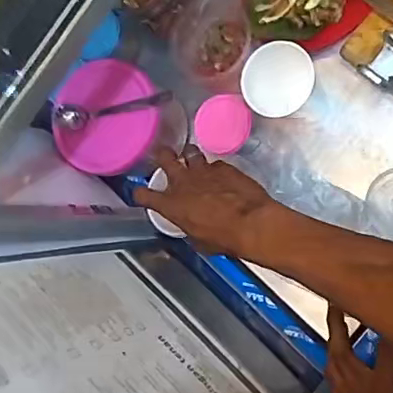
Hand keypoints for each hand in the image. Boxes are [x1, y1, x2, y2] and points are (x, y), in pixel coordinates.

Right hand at [132, 145, 279, 256]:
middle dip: (162, 156)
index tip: (142, 194)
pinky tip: (221, 176)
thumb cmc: (223, 238)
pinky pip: (215, 163)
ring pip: (190, 152)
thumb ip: (189, 227)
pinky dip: (215, 169)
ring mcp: (203, 170)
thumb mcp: (198, 240)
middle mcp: (183, 182)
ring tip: (193, 159)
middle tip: (164, 157)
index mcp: (171, 204)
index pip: (144, 195)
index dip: (141, 194)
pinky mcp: (224, 167)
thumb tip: (193, 226)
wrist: (251, 223)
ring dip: (190, 155)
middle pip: (163, 158)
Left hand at [325, 305, 392, 392]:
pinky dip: (334, 363)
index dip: (386, 321)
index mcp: (382, 389)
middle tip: (341, 298)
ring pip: (332, 362)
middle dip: (338, 322)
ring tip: (341, 322)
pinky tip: (342, 359)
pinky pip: (333, 380)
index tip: (391, 298)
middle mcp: (359, 389)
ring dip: (334, 340)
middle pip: (340, 348)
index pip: (383, 345)